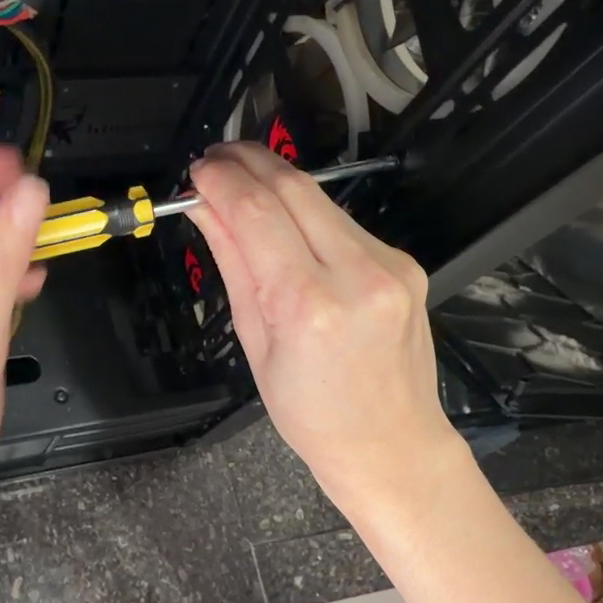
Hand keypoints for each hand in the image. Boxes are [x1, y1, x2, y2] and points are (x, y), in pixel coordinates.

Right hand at [185, 143, 455, 507]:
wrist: (390, 442)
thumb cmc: (315, 414)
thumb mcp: (254, 344)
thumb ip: (234, 265)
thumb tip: (207, 211)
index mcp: (310, 307)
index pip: (256, 213)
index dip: (221, 181)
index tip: (198, 171)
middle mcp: (359, 276)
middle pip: (294, 188)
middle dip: (248, 163)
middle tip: (215, 160)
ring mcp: (390, 266)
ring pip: (321, 198)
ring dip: (275, 182)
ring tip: (241, 184)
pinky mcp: (404, 263)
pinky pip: (343, 222)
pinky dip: (306, 212)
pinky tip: (283, 221)